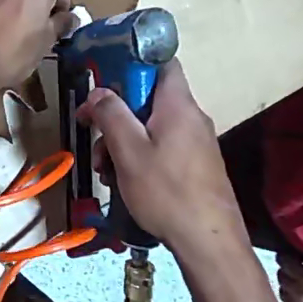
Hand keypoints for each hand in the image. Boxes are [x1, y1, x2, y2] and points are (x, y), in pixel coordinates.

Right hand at [76, 60, 249, 258]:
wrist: (208, 240)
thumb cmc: (166, 191)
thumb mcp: (129, 151)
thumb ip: (111, 114)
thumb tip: (99, 92)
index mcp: (178, 104)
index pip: (160, 61)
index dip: (130, 63)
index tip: (103, 81)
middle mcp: (191, 117)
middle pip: (149, 98)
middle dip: (117, 115)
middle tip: (94, 135)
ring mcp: (196, 142)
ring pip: (151, 127)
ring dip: (123, 142)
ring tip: (106, 170)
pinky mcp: (195, 165)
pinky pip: (162, 148)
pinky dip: (140, 158)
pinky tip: (125, 183)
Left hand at [278, 254, 302, 301]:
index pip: (284, 262)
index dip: (286, 256)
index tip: (292, 254)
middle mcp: (298, 293)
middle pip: (281, 277)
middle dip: (286, 270)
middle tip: (296, 268)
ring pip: (282, 293)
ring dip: (288, 286)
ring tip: (298, 284)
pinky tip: (300, 301)